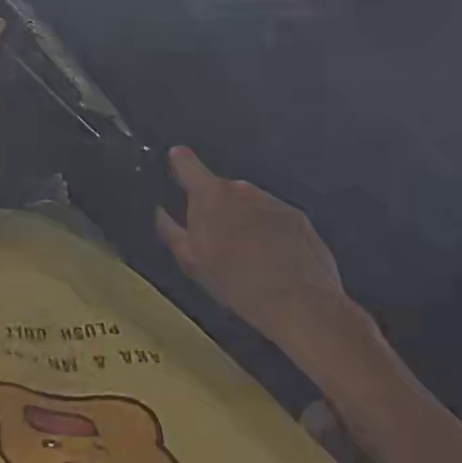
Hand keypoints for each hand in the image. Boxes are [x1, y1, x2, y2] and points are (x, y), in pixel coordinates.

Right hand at [155, 147, 352, 343]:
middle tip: (218, 240)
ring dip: (245, 220)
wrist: (301, 303)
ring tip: (249, 256)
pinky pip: (275, 218)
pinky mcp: (299, 218)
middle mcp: (242, 189)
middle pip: (222, 190)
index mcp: (210, 195)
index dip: (180, 161)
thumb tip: (160, 212)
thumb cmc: (237, 283)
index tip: (176, 159)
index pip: (187, 164)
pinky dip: (271, 232)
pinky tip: (275, 261)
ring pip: (250, 204)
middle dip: (218, 207)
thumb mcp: (194, 262)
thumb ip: (173, 232)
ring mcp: (274, 201)